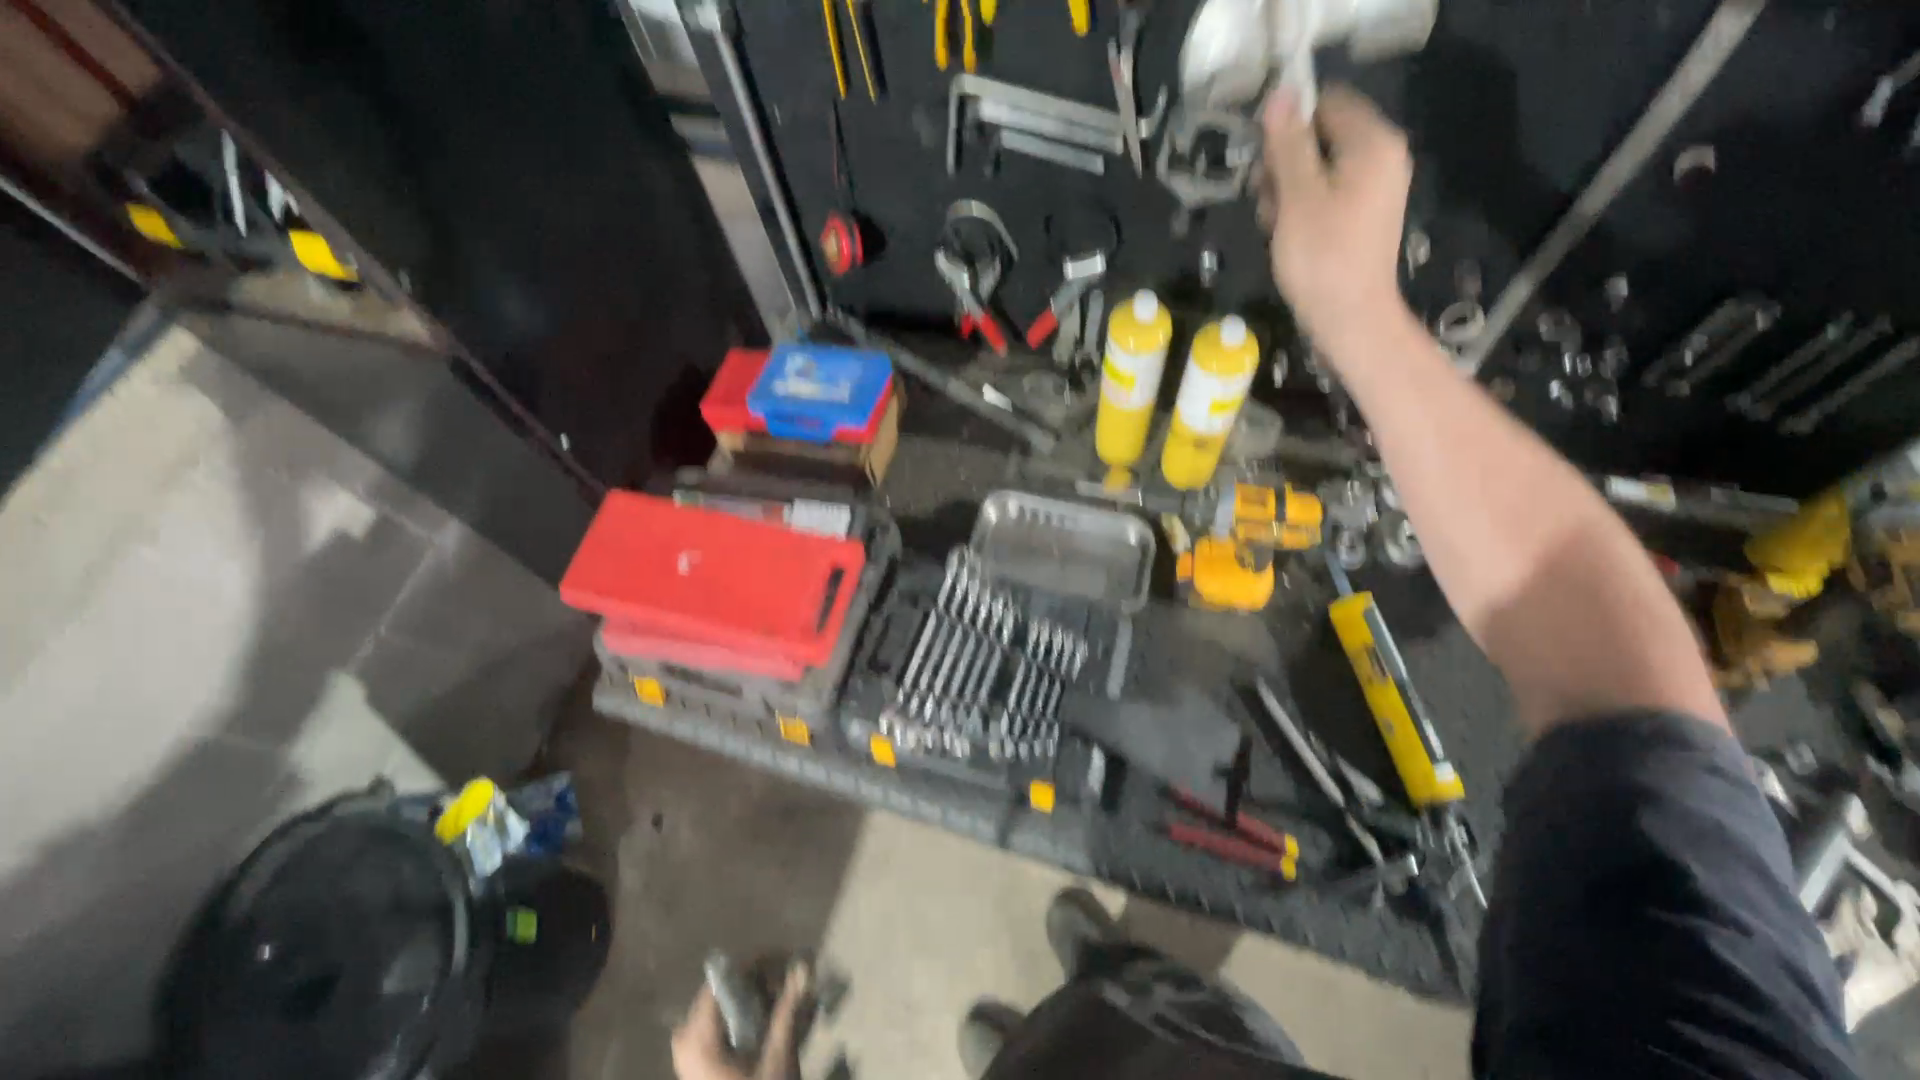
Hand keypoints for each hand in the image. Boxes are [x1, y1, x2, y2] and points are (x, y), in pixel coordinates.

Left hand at [671, 963, 810, 1079]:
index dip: (759, 963)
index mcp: (696, 1034)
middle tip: (796, 982)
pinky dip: (750, 1017)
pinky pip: (723, 1023)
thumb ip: (789, 1009)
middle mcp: (685, 1036)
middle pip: (727, 991)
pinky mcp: (697, 1060)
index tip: (790, 959)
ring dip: (760, 998)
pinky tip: (775, 1020)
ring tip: (791, 1000)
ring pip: (727, 1005)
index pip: (725, 978)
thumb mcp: (776, 1057)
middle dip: (764, 981)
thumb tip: (804, 966)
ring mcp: (688, 1049)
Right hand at [1259, 86, 1414, 355]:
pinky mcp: (1363, 212)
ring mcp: (1374, 186)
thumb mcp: (1297, 197)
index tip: (1262, 158)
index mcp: (1373, 143)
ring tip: (1274, 222)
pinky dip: (1300, 206)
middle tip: (1265, 197)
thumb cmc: (1322, 258)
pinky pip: (1325, 192)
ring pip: (1316, 166)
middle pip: (1319, 134)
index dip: (1287, 123)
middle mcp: (1381, 156)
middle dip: (1283, 162)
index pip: (1325, 102)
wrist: (1350, 318)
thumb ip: (1288, 144)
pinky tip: (1286, 232)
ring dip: (1285, 189)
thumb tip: (1280, 94)